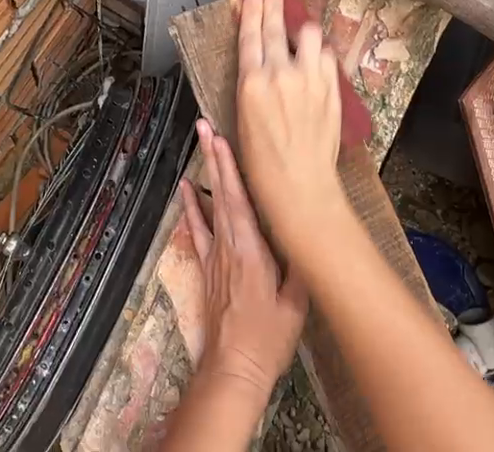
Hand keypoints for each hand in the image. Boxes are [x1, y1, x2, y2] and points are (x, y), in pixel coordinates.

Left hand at [178, 119, 308, 397]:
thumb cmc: (268, 338)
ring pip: (210, 204)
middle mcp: (229, 245)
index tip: (225, 138)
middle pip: (223, 192)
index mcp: (252, 250)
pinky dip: (191, 206)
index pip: (241, 199)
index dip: (232, 167)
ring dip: (206, 171)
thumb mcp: (297, 304)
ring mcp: (215, 254)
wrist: (233, 367)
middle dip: (215, 156)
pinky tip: (185, 188)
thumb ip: (300, 266)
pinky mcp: (208, 266)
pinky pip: (197, 228)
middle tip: (205, 125)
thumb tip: (308, 231)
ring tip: (200, 142)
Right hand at [232, 0, 343, 253]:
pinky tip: (316, 56)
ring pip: (309, 34)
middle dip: (273, 3)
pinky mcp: (331, 89)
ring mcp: (309, 79)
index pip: (250, 34)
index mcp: (251, 83)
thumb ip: (250, 85)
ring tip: (299, 31)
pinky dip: (321, 53)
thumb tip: (253, 67)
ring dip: (303, 30)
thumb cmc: (262, 164)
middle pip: (277, 26)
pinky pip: (328, 56)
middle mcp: (280, 74)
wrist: (300, 187)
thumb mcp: (242, 119)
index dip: (252, 10)